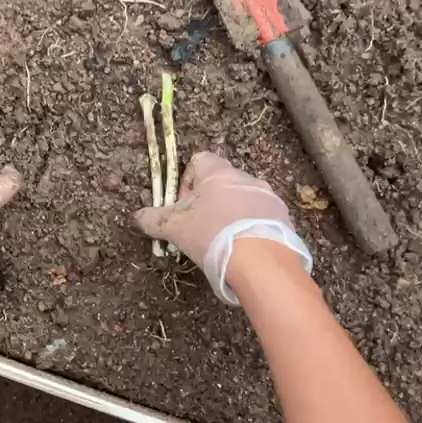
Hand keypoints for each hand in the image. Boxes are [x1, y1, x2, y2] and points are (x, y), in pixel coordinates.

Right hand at [135, 152, 312, 304]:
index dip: (186, 180)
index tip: (182, 205)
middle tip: (197, 226)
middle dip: (207, 201)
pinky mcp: (283, 218)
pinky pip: (259, 216)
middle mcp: (246, 179)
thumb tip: (138, 216)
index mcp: (219, 174)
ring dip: (229, 213)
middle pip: (221, 182)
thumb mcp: (174, 228)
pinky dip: (247, 227)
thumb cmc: (213, 235)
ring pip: (241, 199)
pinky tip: (241, 248)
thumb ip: (153, 219)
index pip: (200, 160)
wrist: (262, 262)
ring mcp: (269, 198)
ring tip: (220, 241)